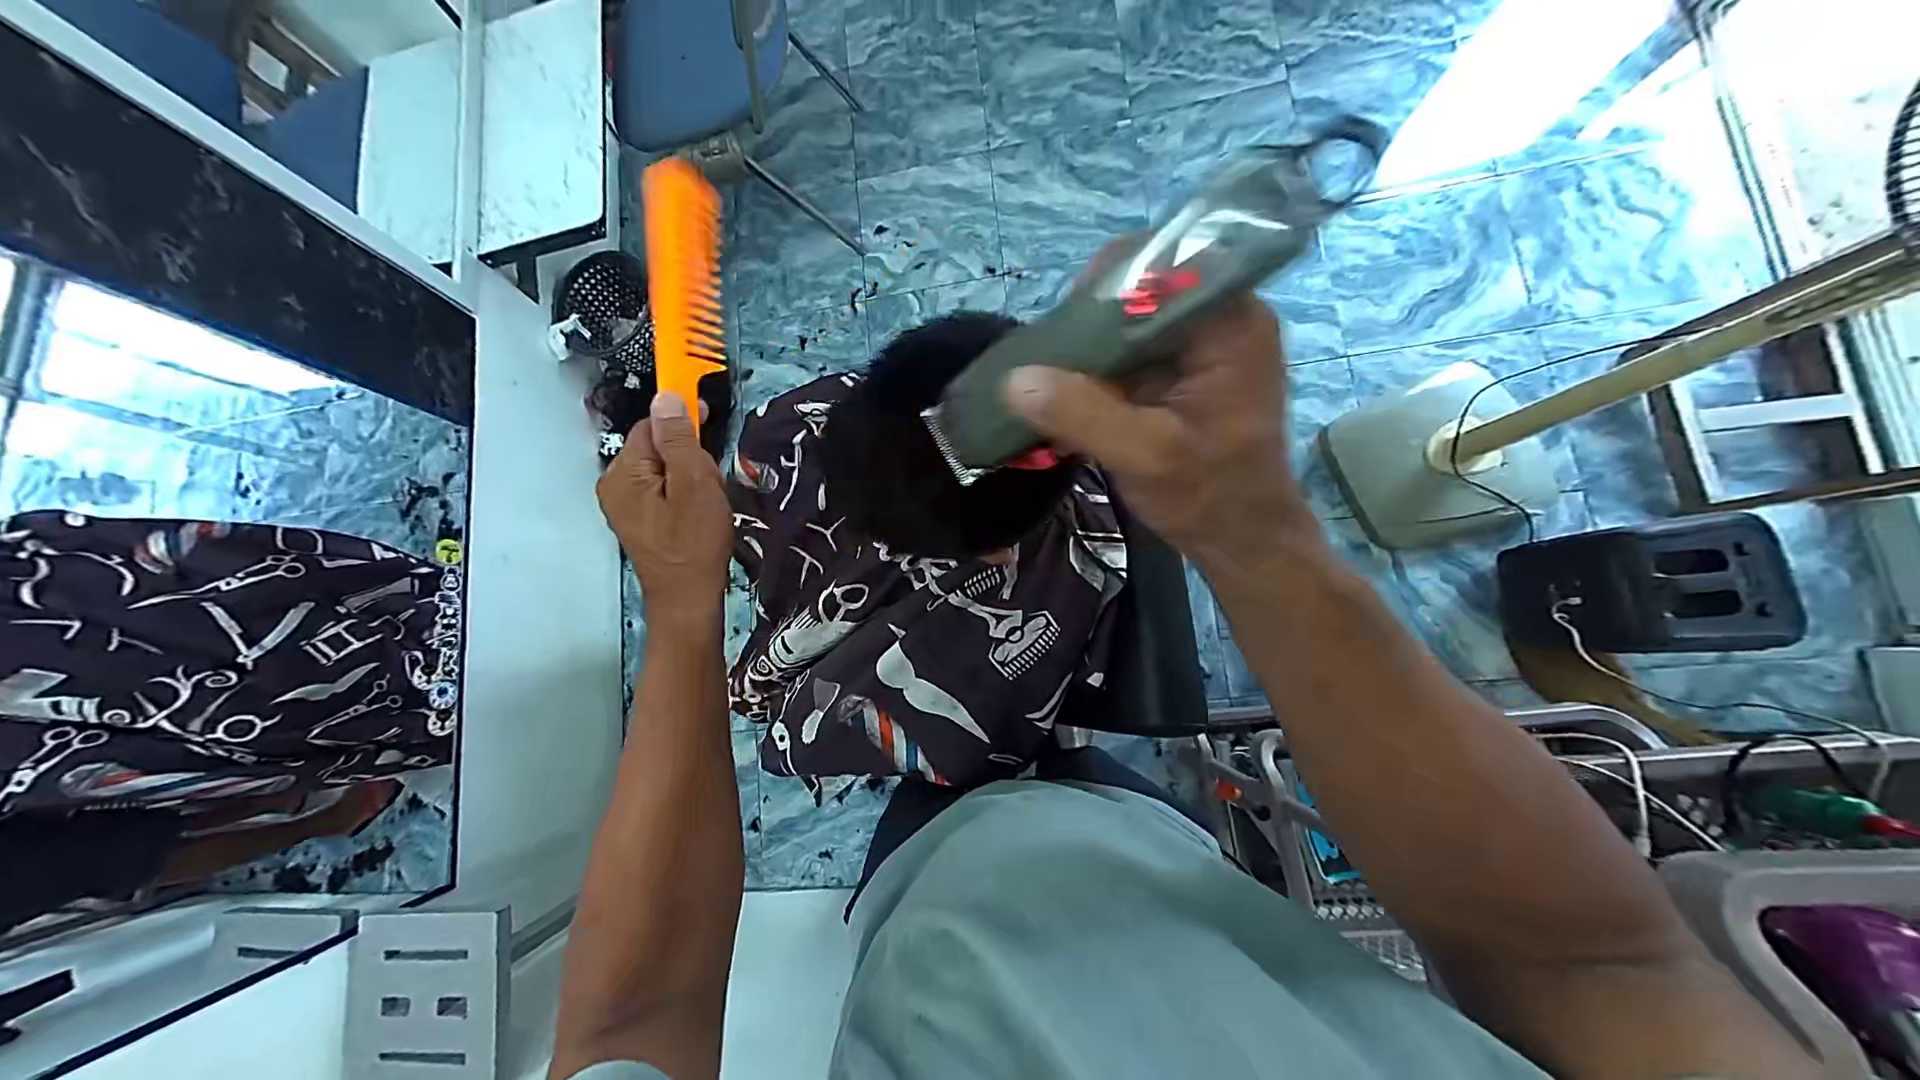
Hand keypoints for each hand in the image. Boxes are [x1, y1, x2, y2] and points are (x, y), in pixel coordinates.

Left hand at [596, 391, 731, 629]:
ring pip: (660, 469)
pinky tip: (697, 511)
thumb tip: (665, 397)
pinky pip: (660, 489)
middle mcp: (613, 484)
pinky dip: (681, 492)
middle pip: (655, 447)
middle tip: (712, 481)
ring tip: (707, 500)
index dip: (682, 422)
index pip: (651, 425)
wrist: (687, 598)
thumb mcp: (694, 484)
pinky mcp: (637, 520)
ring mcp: (622, 504)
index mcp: (622, 473)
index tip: (711, 427)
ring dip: (687, 475)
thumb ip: (679, 440)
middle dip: (687, 455)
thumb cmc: (695, 542)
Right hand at [1001, 283, 1311, 567]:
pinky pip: (1127, 352)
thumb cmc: (1209, 496)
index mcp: (1230, 323)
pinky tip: (1066, 397)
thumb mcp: (1144, 456)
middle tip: (1050, 364)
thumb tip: (1013, 379)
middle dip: (1088, 324)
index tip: (1066, 332)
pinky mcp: (1179, 371)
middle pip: (1139, 289)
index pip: (1162, 264)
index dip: (1106, 285)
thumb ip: (1082, 414)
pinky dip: (1095, 371)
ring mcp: (1198, 345)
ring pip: (1127, 321)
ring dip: (1086, 350)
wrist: (1241, 538)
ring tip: (1049, 383)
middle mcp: (1219, 319)